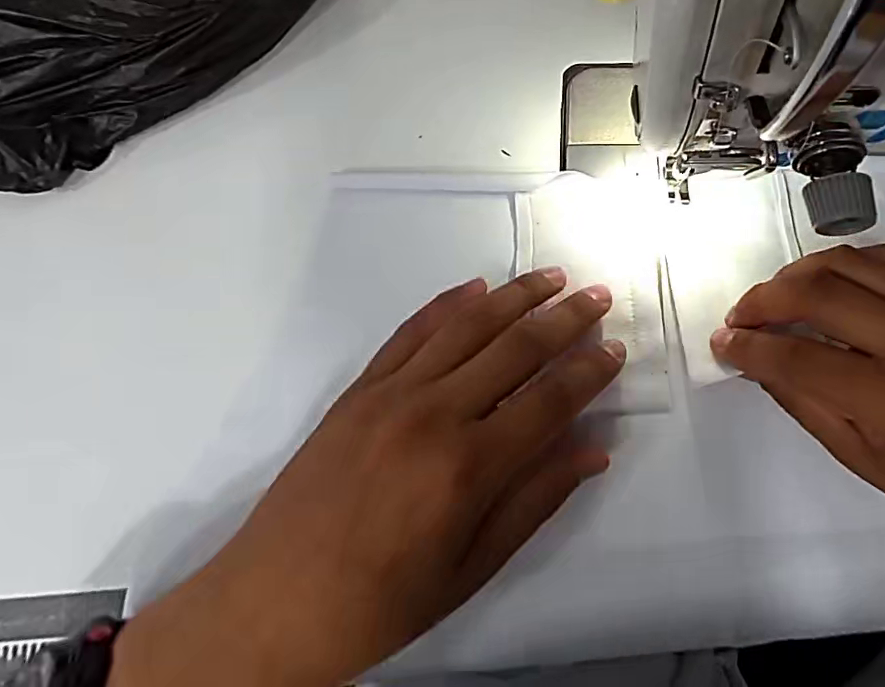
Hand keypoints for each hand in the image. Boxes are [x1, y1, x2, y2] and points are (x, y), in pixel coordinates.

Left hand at [112, 268, 624, 686]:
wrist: (268, 608)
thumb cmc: (382, 601)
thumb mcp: (472, 568)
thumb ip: (537, 500)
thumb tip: (593, 450)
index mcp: (469, 467)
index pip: (550, 399)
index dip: (590, 371)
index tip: (615, 349)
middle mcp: (435, 414)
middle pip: (516, 347)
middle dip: (565, 317)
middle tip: (598, 294)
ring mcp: (393, 393)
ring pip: (468, 325)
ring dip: (516, 295)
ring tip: (551, 277)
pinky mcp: (360, 388)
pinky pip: (412, 330)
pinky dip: (449, 303)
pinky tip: (477, 287)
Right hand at [713, 244, 884, 545]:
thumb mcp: (862, 459)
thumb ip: (803, 402)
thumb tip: (756, 360)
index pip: (799, 359)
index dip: (749, 348)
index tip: (723, 342)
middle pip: (818, 294)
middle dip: (763, 300)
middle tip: (740, 317)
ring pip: (845, 262)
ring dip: (796, 274)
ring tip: (775, 297)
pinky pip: (881, 257)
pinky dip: (840, 263)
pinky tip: (824, 282)